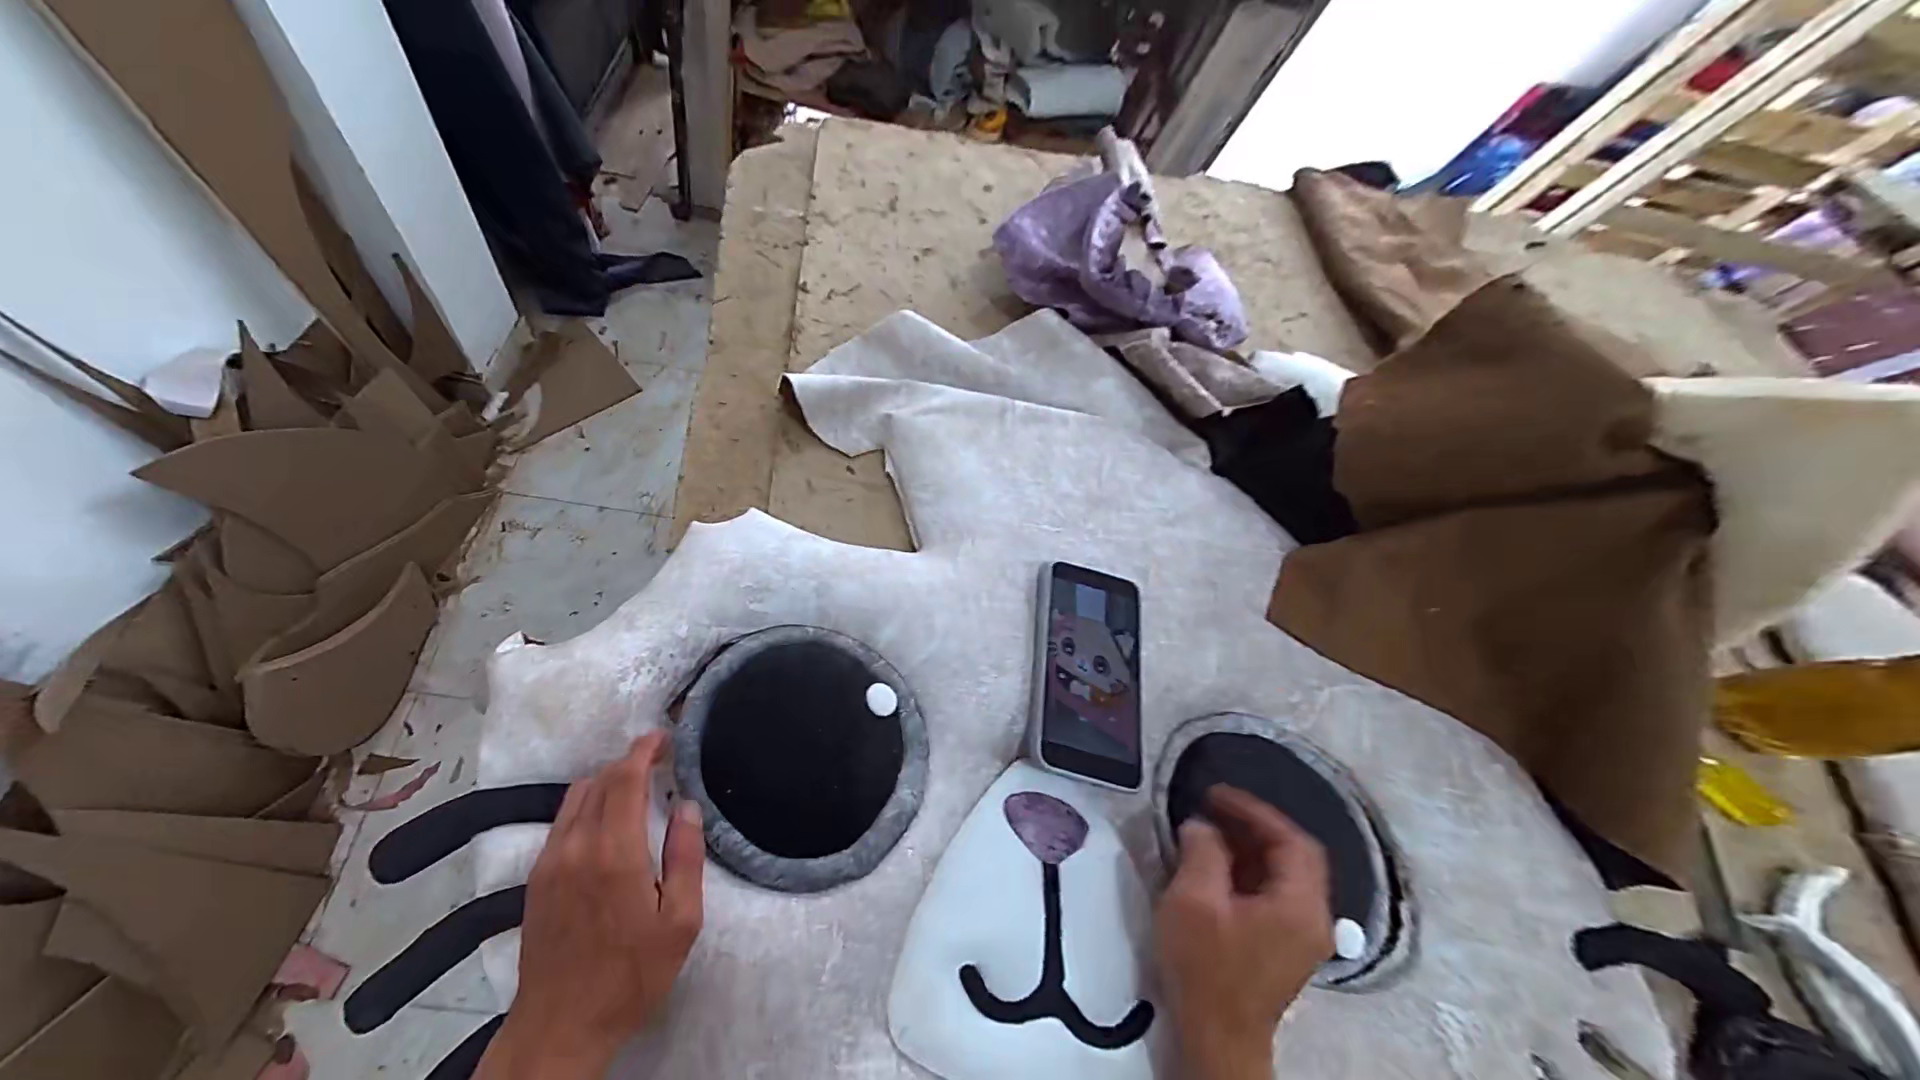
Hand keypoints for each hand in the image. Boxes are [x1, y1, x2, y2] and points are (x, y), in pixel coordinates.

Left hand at [477, 733, 705, 1079]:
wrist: (560, 1027)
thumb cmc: (632, 974)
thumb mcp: (681, 921)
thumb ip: (686, 856)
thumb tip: (687, 806)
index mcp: (615, 854)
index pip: (625, 779)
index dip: (644, 750)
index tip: (664, 737)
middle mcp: (576, 848)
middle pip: (600, 781)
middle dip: (630, 761)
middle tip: (659, 759)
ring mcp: (549, 862)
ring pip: (576, 798)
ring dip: (607, 781)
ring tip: (637, 786)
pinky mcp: (536, 879)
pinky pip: (562, 822)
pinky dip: (588, 804)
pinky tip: (607, 820)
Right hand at [1156, 786, 1332, 1079]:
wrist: (1215, 1039)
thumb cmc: (1206, 968)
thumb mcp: (1194, 900)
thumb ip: (1202, 851)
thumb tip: (1202, 826)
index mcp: (1299, 906)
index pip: (1292, 841)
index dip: (1255, 810)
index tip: (1216, 794)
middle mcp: (1311, 919)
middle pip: (1292, 856)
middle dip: (1252, 824)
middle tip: (1211, 805)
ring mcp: (1298, 936)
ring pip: (1281, 874)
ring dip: (1248, 846)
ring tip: (1208, 828)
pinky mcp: (1280, 947)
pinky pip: (1271, 893)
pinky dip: (1247, 870)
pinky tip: (1214, 864)